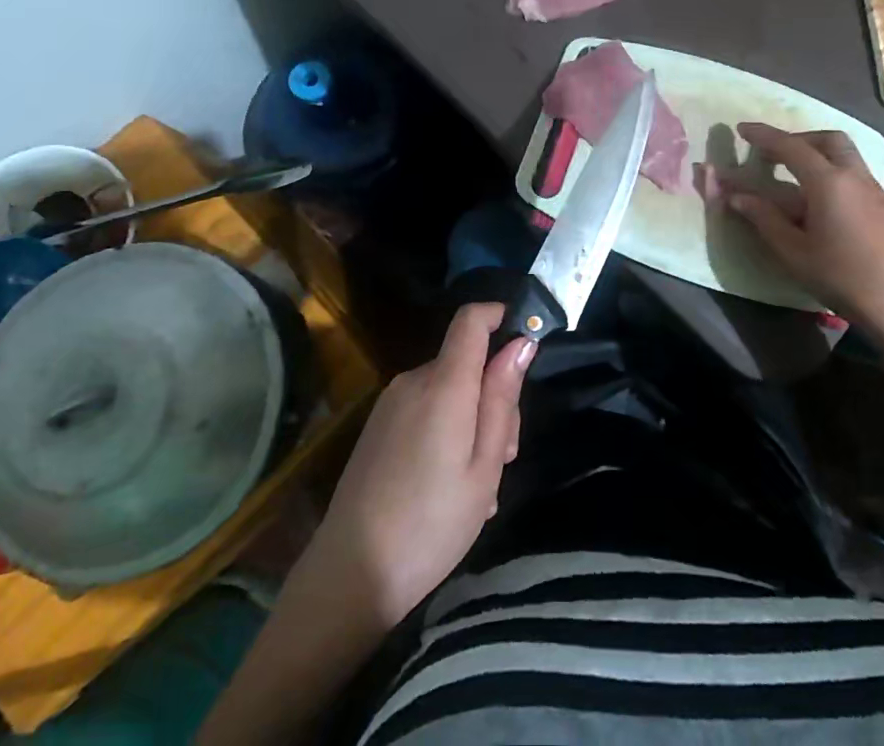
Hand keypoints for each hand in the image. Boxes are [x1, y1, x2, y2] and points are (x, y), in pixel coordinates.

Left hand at [300, 303, 533, 625]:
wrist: (354, 566)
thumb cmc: (434, 522)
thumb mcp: (485, 465)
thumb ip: (501, 399)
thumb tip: (520, 343)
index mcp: (441, 385)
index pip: (470, 321)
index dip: (501, 317)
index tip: (528, 345)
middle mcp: (411, 381)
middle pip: (466, 365)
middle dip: (494, 401)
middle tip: (504, 461)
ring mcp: (390, 403)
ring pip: (449, 393)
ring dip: (473, 426)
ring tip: (477, 489)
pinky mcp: (378, 424)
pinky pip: (426, 412)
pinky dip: (447, 435)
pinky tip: (448, 488)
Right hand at [713, 123, 883, 341]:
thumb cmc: (841, 276)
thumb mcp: (792, 250)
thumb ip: (763, 218)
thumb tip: (737, 196)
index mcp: (829, 183)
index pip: (791, 148)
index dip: (764, 136)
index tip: (742, 129)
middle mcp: (856, 178)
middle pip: (828, 140)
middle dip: (797, 139)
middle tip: (771, 154)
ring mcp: (876, 192)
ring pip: (845, 157)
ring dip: (815, 156)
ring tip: (789, 178)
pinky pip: (854, 177)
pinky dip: (829, 176)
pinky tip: (816, 206)